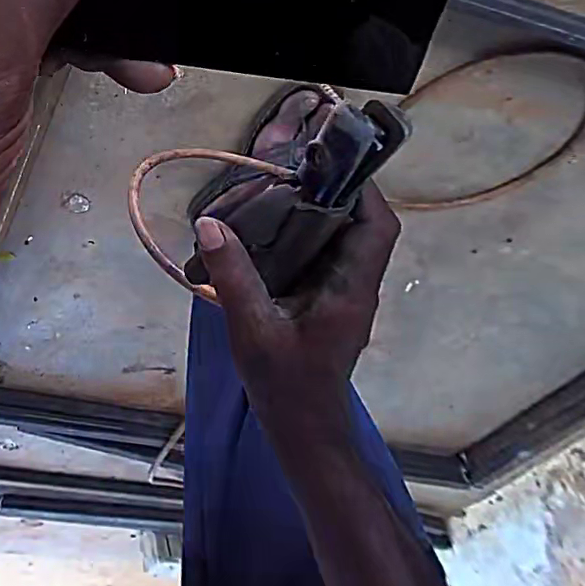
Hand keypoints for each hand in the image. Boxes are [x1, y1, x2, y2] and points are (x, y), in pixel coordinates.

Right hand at [192, 183, 401, 421]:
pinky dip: (294, 230)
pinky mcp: (319, 298)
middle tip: (285, 165)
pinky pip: (315, 252)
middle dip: (329, 189)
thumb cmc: (285, 381)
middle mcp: (351, 284)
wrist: (301, 426)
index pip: (376, 228)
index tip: (327, 159)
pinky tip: (259, 225)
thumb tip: (208, 222)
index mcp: (349, 289)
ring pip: (336, 237)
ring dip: (310, 208)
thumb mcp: (252, 327)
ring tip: (268, 185)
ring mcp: (337, 292)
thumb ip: (232, 275)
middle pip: (357, 225)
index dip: (362, 189)